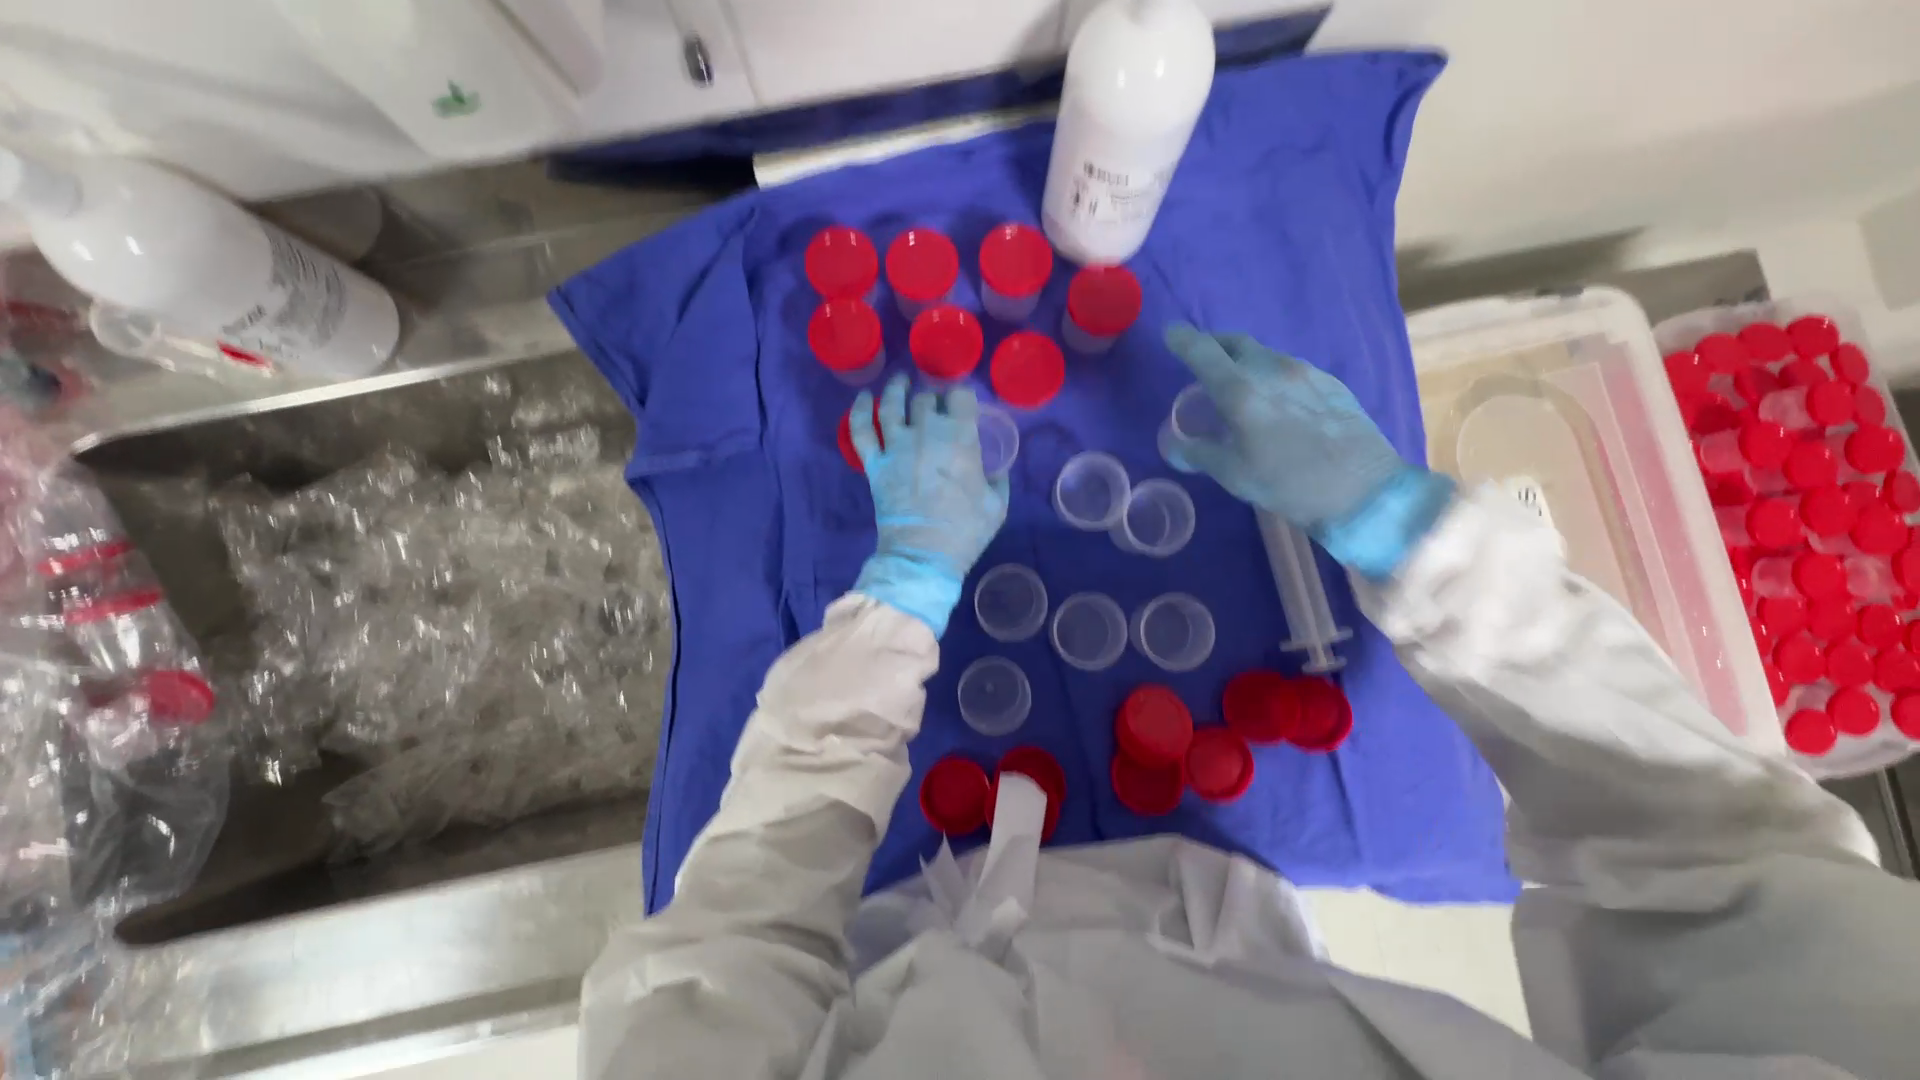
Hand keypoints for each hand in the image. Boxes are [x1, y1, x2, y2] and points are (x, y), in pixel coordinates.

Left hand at [850, 375, 1009, 636]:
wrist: (923, 556)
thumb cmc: (965, 532)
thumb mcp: (997, 505)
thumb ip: (997, 479)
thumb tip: (993, 469)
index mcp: (960, 437)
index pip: (960, 397)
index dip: (961, 395)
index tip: (963, 401)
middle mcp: (926, 433)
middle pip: (926, 400)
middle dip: (932, 398)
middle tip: (935, 404)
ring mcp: (895, 446)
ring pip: (892, 404)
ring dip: (897, 389)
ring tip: (900, 382)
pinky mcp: (874, 463)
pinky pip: (862, 430)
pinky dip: (860, 410)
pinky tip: (864, 397)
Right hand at [1161, 324, 1452, 578]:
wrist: (1364, 491)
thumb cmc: (1290, 484)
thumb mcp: (1234, 475)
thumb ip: (1198, 453)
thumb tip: (1172, 443)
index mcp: (1240, 391)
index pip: (1203, 351)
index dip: (1183, 339)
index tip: (1171, 333)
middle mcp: (1272, 370)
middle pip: (1236, 342)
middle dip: (1213, 343)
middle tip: (1201, 355)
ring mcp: (1306, 373)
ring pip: (1265, 355)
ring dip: (1245, 361)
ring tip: (1239, 384)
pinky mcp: (1331, 384)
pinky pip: (1290, 370)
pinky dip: (1272, 376)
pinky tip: (1277, 402)